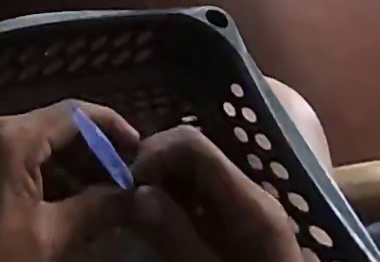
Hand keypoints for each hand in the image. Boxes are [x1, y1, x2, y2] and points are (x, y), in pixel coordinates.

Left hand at [0, 101, 139, 261]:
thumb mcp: (46, 240)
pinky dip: (55, 173)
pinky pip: (29, 155)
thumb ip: (95, 212)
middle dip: (98, 149)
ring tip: (110, 193)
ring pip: (47, 140)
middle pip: (62, 124)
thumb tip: (139, 199)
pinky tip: (77, 199)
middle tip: (130, 178)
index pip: (76, 113)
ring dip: (79, 163)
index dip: (113, 127)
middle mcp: (2, 126)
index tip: (141, 153)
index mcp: (15, 135)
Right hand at [130, 126, 299, 261]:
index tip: (129, 184)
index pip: (194, 145)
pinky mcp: (244, 222)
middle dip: (156, 165)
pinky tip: (162, 221)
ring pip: (196, 169)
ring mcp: (250, 205)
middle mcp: (252, 192)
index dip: (155, 153)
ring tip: (140, 210)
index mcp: (250, 203)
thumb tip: (139, 192)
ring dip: (163, 180)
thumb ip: (175, 235)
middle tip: (128, 197)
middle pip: (194, 152)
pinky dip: (177, 197)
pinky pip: (204, 193)